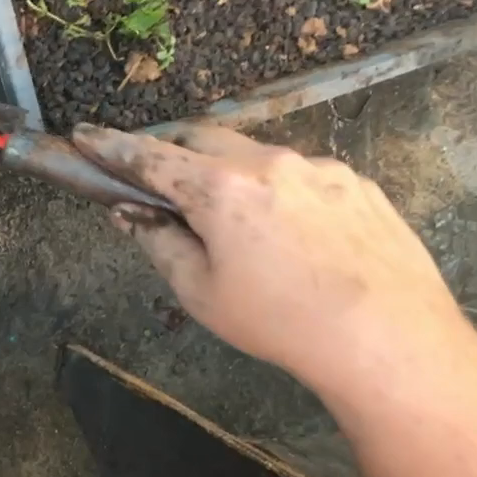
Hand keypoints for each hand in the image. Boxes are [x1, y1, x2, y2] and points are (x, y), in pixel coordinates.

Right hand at [71, 124, 476, 397]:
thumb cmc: (280, 321)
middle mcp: (271, 163)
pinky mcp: (360, 185)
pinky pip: (301, 176)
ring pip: (256, 157)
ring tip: (238, 231)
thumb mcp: (199, 292)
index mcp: (222, 188)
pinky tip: (290, 240)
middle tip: (165, 192)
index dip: (111, 147)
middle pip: (204, 140)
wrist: (392, 341)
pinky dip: (276, 193)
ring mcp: (322, 169)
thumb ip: (158, 242)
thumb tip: (130, 213)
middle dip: (175, 157)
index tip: (83, 135)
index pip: (151, 157)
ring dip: (230, 178)